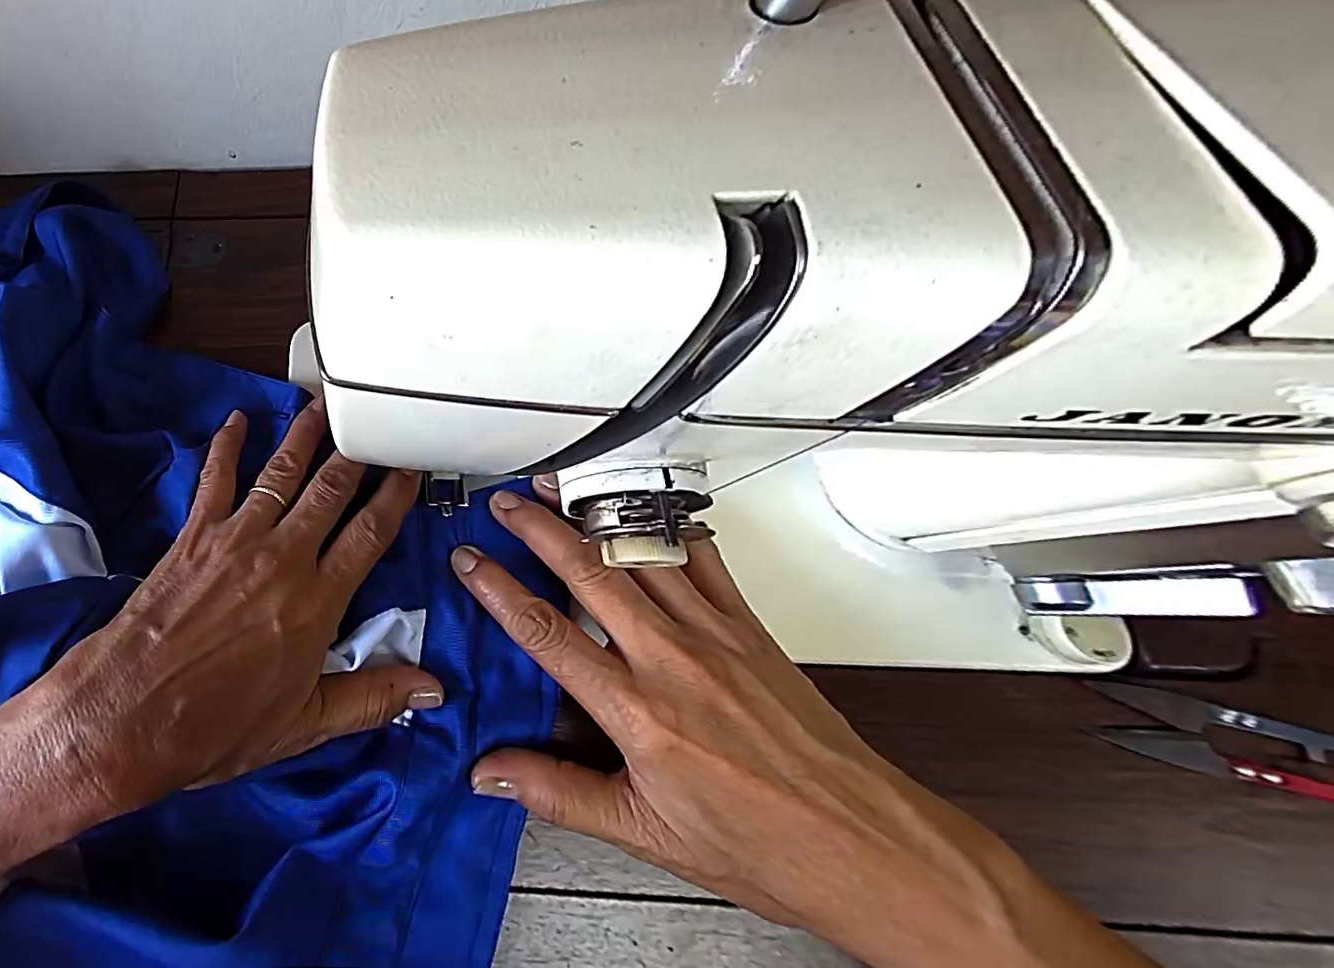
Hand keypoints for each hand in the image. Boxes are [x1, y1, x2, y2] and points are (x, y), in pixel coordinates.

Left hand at [23, 401, 439, 816]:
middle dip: (358, 453)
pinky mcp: (195, 537)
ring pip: (282, 473)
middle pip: (332, 489)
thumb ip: (374, 697)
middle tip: (374, 423)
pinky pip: (216, 480)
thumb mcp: (307, 722)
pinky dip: (227, 447)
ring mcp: (237, 541)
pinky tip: (237, 422)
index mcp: (318, 600)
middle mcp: (283, 558)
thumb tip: (434, 690)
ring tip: (323, 406)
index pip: (372, 532)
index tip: (411, 469)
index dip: (397, 495)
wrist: (120, 722)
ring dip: (306, 436)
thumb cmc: (217, 725)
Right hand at [451, 485, 1155, 967]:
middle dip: (539, 529)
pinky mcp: (748, 625)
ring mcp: (714, 633)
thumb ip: (561, 792)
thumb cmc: (763, 843)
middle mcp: (672, 659)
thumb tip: (497, 774)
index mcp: (639, 712)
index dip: (499, 592)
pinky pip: (705, 559)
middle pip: (589, 573)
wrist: (860, 838)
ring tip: (564, 490)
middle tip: (509, 503)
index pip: (548, 634)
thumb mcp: (645, 831)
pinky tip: (650, 515)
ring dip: (596, 516)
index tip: (473, 563)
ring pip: (641, 554)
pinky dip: (671, 530)